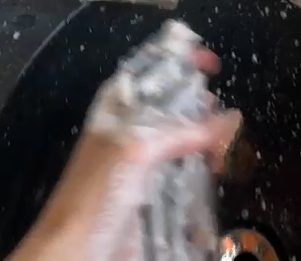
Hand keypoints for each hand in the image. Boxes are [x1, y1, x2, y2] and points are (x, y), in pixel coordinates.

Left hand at [9, 47, 241, 260]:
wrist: (75, 256)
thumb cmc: (90, 198)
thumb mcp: (137, 149)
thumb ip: (180, 130)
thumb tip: (225, 119)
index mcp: (119, 107)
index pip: (152, 69)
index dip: (180, 58)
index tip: (209, 59)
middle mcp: (130, 131)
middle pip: (171, 106)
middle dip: (199, 105)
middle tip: (220, 110)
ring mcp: (140, 165)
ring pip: (180, 141)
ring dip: (204, 142)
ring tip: (222, 147)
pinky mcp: (150, 197)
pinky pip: (182, 177)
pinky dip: (201, 174)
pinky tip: (213, 175)